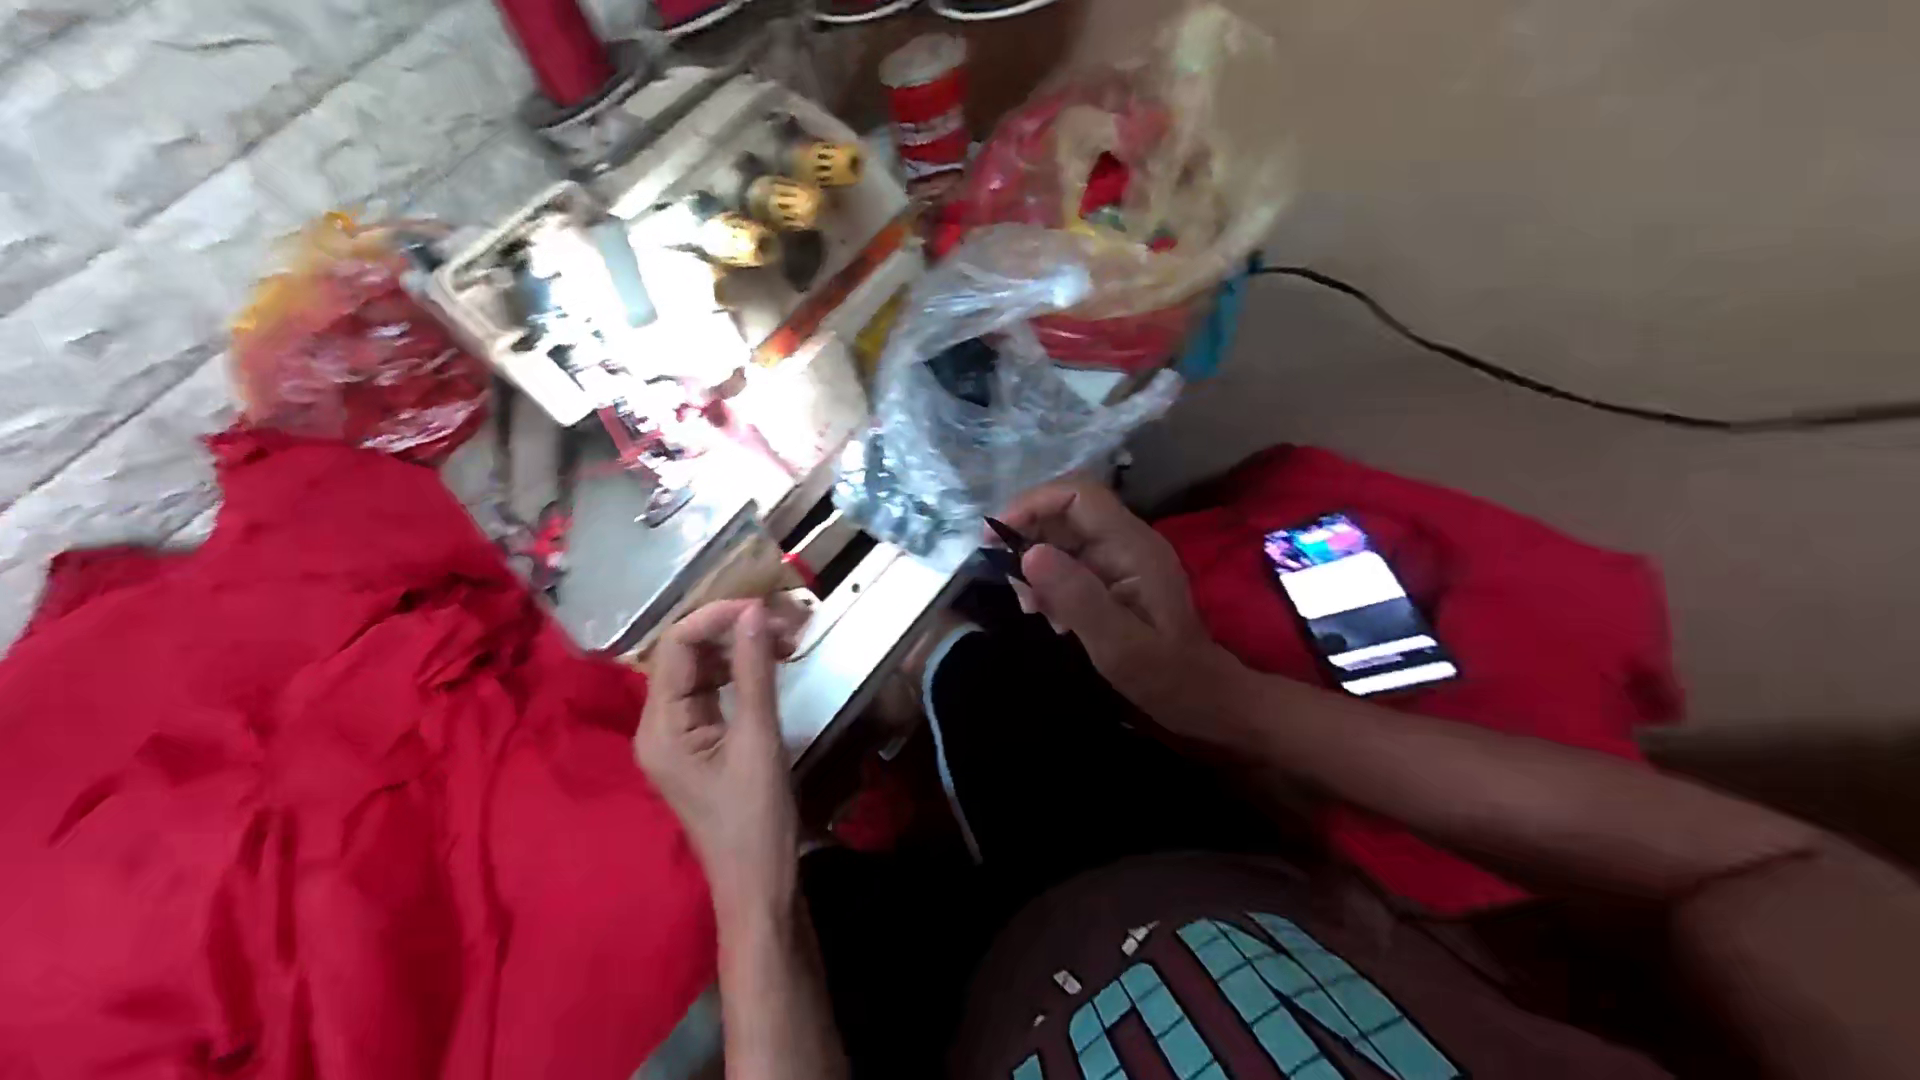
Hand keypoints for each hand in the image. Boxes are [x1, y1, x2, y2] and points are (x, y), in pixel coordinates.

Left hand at [634, 599, 801, 919]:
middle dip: (732, 631)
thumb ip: (754, 672)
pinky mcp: (701, 743)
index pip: (676, 647)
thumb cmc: (755, 818)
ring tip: (785, 637)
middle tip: (784, 621)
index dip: (716, 618)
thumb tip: (755, 612)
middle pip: (686, 655)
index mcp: (660, 726)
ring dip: (740, 649)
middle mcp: (659, 725)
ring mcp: (679, 735)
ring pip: (702, 671)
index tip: (764, 607)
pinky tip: (772, 663)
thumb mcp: (759, 740)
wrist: (759, 885)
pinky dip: (742, 672)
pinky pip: (715, 692)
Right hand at [998, 477, 1248, 741]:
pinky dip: (1048, 582)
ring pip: (1060, 537)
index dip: (1032, 504)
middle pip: (1063, 512)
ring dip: (1035, 567)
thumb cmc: (1165, 676)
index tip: (997, 539)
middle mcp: (1125, 541)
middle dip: (1028, 541)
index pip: (1078, 494)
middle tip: (1016, 589)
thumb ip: (1077, 598)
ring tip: (1034, 609)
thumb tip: (1030, 554)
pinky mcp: (1112, 575)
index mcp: (1132, 546)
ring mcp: (1119, 557)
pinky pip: (1068, 561)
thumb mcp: (1118, 645)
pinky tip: (1049, 615)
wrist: (1201, 698)